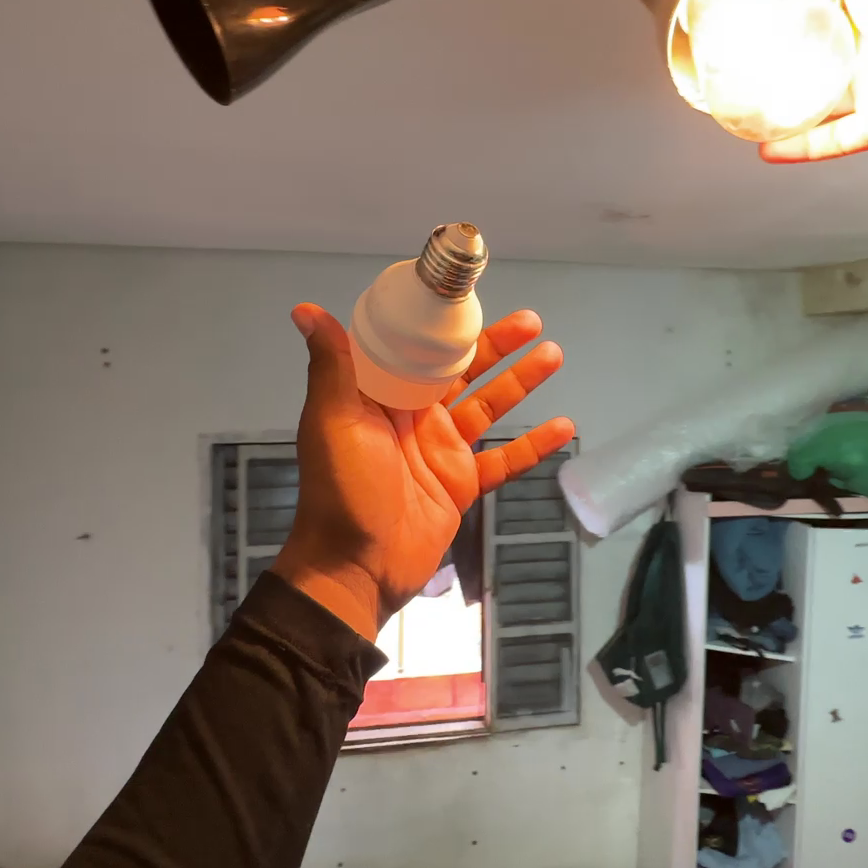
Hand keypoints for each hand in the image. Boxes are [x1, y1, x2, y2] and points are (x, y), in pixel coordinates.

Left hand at [271, 304, 576, 639]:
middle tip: (532, 321)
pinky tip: (564, 426)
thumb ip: (332, 365)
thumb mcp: (333, 421)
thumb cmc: (342, 489)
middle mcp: (416, 417)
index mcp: (384, 396)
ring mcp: (443, 450)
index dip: (446, 325)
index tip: (471, 300)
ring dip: (521, 382)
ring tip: (553, 354)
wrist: (356, 567)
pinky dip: (533, 445)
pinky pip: (504, 460)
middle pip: (464, 372)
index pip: (420, 349)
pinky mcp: (463, 484)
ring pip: (490, 407)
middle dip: (497, 346)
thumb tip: (304, 309)